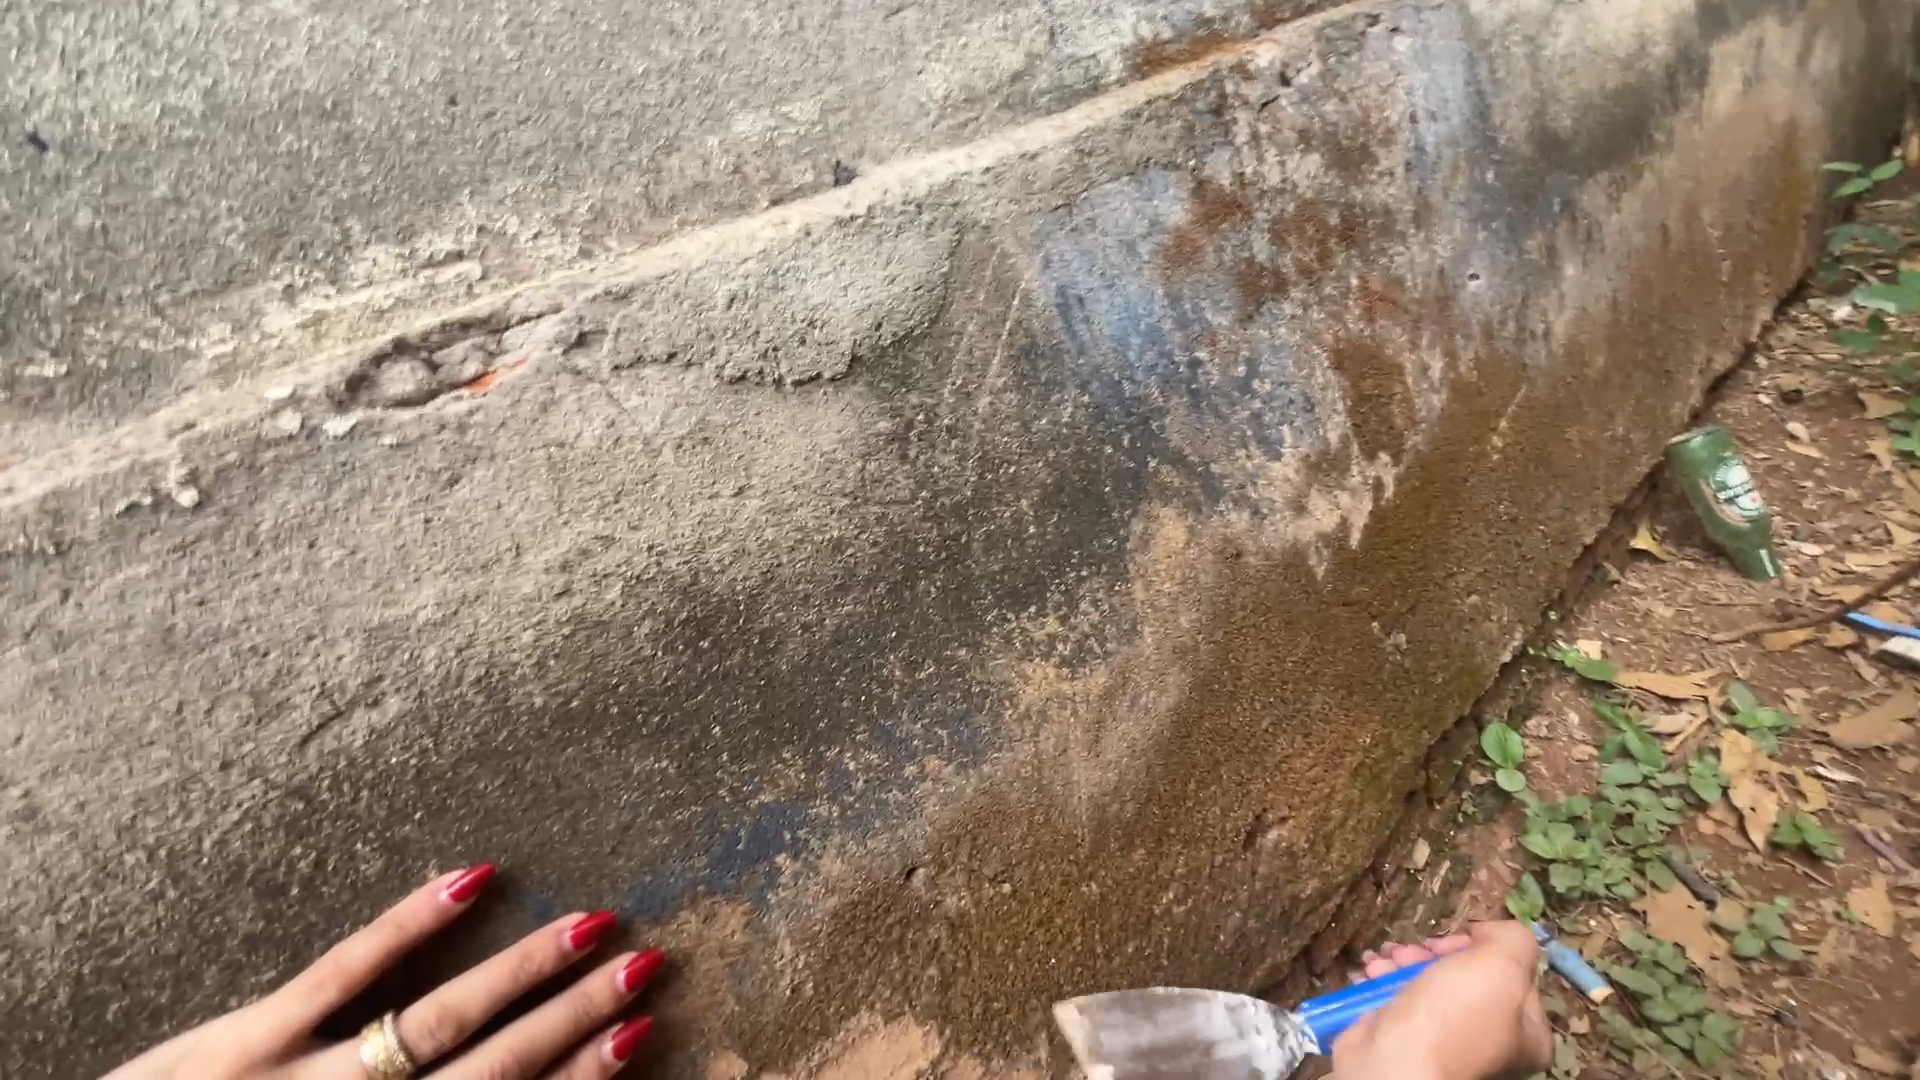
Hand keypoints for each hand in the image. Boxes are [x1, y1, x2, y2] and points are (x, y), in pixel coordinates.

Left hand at [106, 866, 663, 1079]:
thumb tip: (512, 1072)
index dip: (580, 1075)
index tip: (640, 1029)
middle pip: (493, 1067)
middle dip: (577, 1015)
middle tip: (645, 964)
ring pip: (436, 1021)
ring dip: (524, 970)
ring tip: (591, 922)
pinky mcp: (239, 1044)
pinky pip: (337, 974)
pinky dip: (409, 925)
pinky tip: (473, 877)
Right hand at [1329, 921, 1551, 1079]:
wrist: (1393, 1063)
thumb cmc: (1451, 1018)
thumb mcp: (1499, 968)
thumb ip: (1513, 940)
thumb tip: (1490, 931)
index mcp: (1527, 1033)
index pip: (1505, 971)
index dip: (1473, 948)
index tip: (1447, 946)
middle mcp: (1491, 1039)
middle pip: (1460, 972)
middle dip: (1426, 953)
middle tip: (1409, 955)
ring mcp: (1445, 1039)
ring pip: (1424, 979)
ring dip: (1398, 960)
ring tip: (1382, 964)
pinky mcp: (1406, 1036)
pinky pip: (1396, 993)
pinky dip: (1381, 977)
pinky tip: (1370, 973)